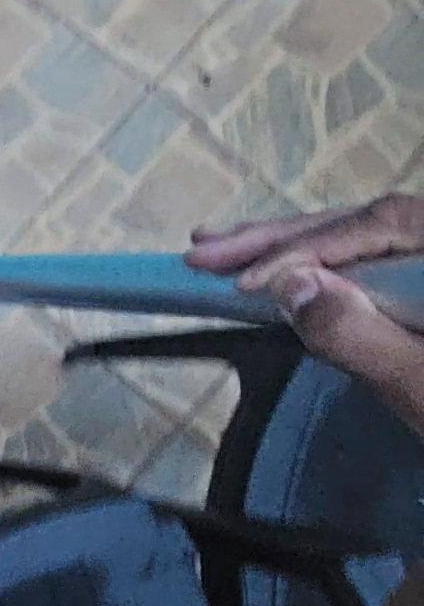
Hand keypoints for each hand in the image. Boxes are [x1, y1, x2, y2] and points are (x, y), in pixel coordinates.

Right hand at [186, 195, 423, 401]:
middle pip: (377, 220)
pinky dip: (315, 256)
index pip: (388, 225)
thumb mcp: (418, 385)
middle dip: (282, 237)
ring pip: (371, 233)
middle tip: (203, 250)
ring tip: (216, 246)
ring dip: (287, 241)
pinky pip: (377, 255)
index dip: (308, 248)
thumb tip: (288, 285)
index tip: (244, 285)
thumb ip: (358, 333)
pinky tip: (267, 260)